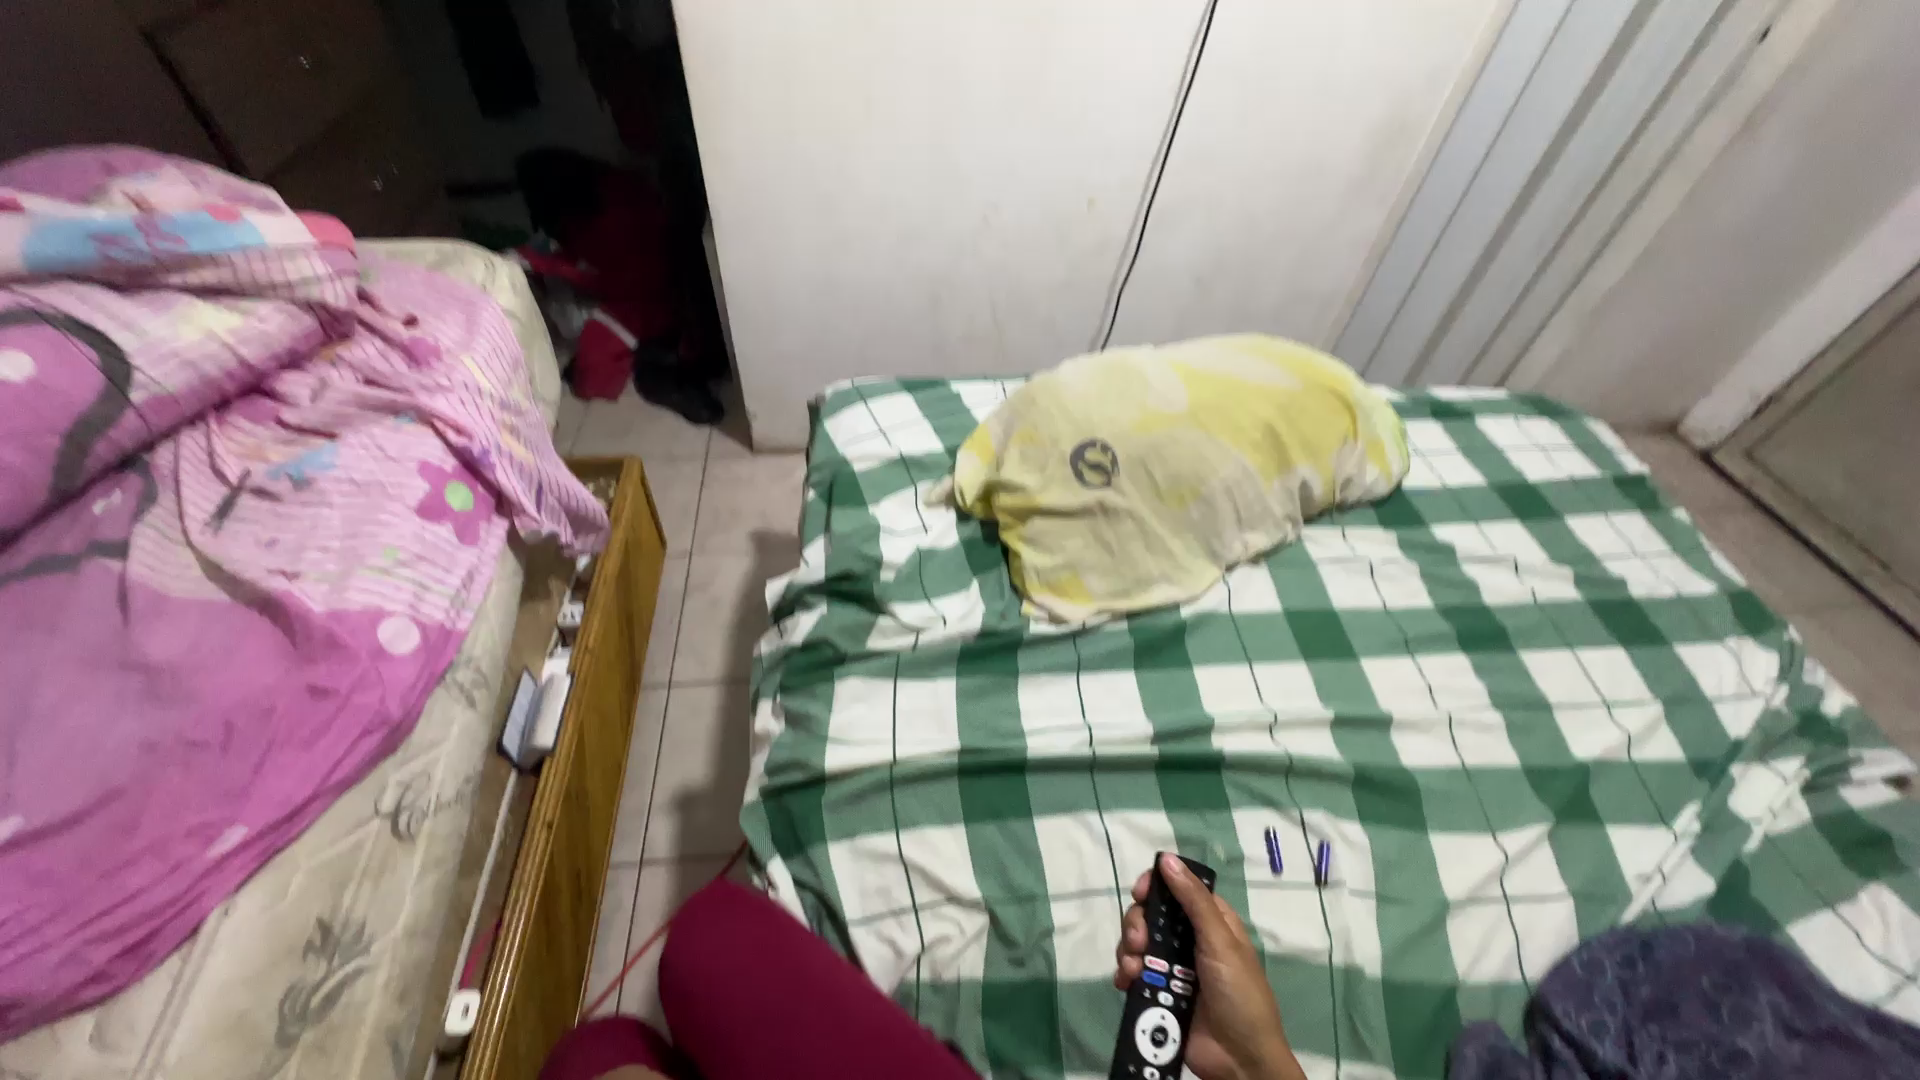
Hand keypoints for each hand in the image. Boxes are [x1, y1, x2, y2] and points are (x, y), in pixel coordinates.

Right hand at [1114, 854, 1305, 1079]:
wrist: (1240, 1060)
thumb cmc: (1239, 994)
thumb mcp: (1220, 942)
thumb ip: (1193, 901)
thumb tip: (1167, 858)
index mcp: (1209, 921)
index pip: (1175, 888)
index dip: (1155, 886)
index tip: (1141, 893)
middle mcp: (1187, 939)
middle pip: (1149, 914)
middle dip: (1137, 924)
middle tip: (1139, 943)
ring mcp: (1172, 966)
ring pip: (1136, 942)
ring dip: (1128, 950)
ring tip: (1133, 970)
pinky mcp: (1159, 991)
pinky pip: (1132, 972)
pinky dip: (1125, 973)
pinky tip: (1125, 982)